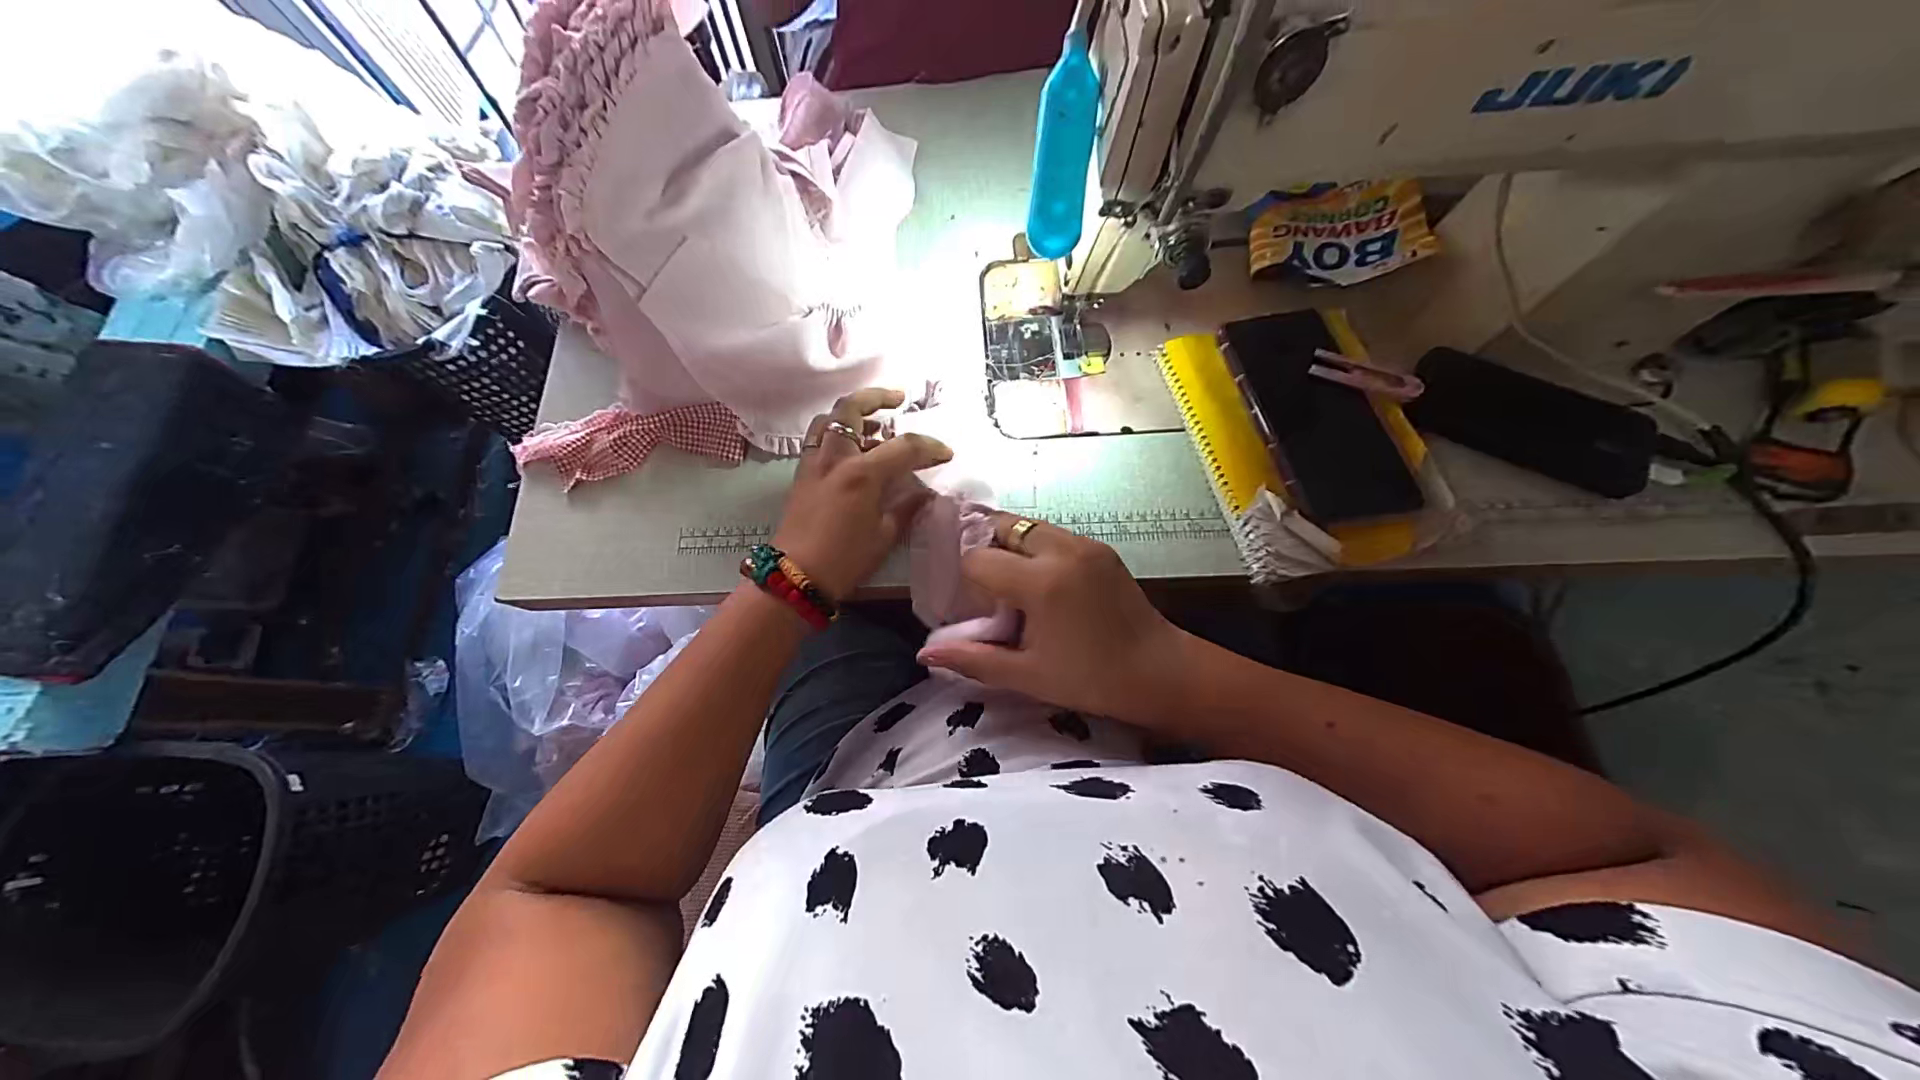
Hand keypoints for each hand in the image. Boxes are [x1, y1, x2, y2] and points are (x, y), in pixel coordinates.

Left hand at [772, 389, 951, 600]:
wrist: (795, 577)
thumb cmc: (845, 560)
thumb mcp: (885, 536)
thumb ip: (906, 507)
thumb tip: (925, 492)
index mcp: (861, 473)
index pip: (903, 446)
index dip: (930, 447)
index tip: (946, 454)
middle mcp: (835, 457)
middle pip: (852, 409)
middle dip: (877, 396)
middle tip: (898, 399)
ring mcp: (814, 463)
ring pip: (830, 419)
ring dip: (852, 413)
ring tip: (874, 425)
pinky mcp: (802, 474)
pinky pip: (818, 438)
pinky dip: (837, 432)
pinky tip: (851, 448)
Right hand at [914, 512, 1188, 725]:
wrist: (1161, 672)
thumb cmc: (1092, 680)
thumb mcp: (1028, 676)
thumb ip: (973, 660)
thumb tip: (924, 654)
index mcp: (1042, 582)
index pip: (978, 558)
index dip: (965, 580)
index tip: (971, 607)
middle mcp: (1062, 550)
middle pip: (1000, 526)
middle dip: (984, 551)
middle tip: (984, 589)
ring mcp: (1085, 545)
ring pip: (1028, 526)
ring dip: (1009, 547)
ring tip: (1011, 585)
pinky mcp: (1101, 548)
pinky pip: (1053, 535)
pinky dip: (1035, 549)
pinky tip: (1040, 585)